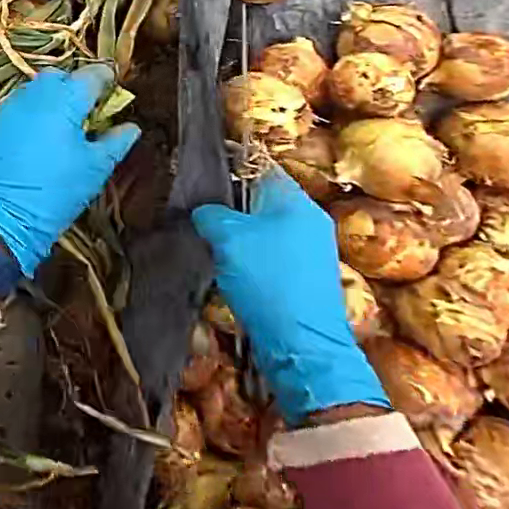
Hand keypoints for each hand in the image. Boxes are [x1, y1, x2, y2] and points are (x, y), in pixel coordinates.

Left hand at [0, 65, 139, 275]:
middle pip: (58, 77)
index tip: (111, 94)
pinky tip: (26, 145)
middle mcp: (32, 95)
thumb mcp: (95, 169)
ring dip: (46, 103)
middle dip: (72, 88)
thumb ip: (116, 142)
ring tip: (53, 132)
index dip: (105, 81)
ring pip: (31, 92)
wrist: (1, 219)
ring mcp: (4, 108)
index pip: (92, 75)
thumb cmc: (56, 193)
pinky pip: (9, 112)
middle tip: (82, 115)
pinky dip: (22, 120)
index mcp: (64, 100)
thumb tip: (130, 127)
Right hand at [191, 167, 388, 421]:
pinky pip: (272, 247)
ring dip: (237, 227)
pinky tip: (228, 262)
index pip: (259, 163)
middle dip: (229, 198)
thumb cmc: (267, 281)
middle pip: (262, 193)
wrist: (303, 347)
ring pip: (265, 223)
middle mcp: (308, 218)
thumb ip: (211, 214)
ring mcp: (310, 247)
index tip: (199, 166)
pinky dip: (249, 249)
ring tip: (208, 234)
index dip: (228, 160)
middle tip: (197, 204)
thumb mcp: (228, 239)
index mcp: (294, 200)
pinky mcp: (305, 274)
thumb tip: (203, 209)